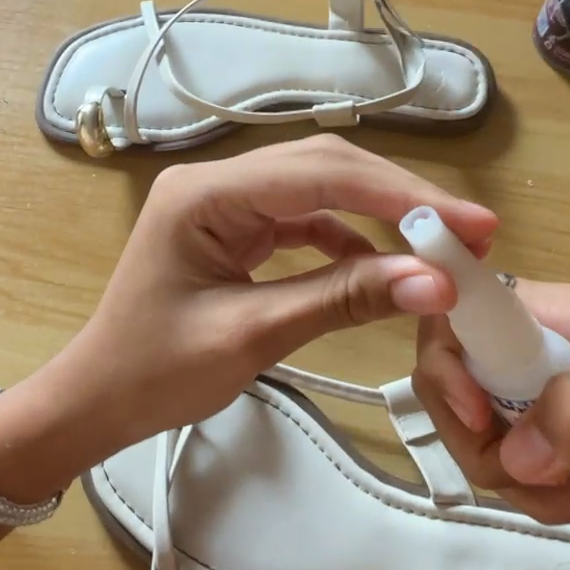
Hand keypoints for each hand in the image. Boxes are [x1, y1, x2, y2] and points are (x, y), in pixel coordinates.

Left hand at [0, 137, 497, 495]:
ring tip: (441, 248)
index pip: (318, 175)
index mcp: (204, 194)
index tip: (470, 225)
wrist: (97, 400)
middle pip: (323, 169)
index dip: (401, 196)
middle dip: (399, 199)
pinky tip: (382, 265)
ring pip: (318, 190)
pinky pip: (302, 221)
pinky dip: (347, 240)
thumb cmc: (154, 373)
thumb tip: (436, 283)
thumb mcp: (253, 335)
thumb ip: (342, 299)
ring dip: (379, 216)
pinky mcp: (235, 229)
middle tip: (471, 234)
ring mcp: (225, 203)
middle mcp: (215, 183)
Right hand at [411, 281, 569, 538]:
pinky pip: (508, 467)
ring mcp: (539, 393)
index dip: (448, 362)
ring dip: (527, 484)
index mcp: (561, 314)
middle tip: (542, 479)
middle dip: (486, 445)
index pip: (461, 311)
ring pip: (478, 436)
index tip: (481, 421)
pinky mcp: (548, 436)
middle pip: (455, 383)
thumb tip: (512, 453)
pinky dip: (543, 496)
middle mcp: (537, 346)